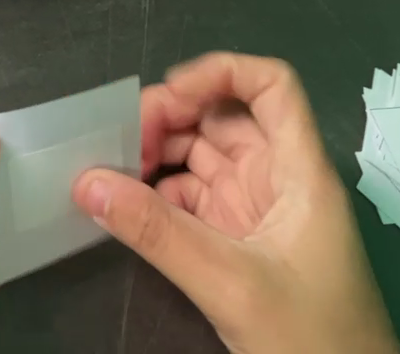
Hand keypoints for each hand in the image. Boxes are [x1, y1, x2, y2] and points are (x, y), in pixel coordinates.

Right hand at [73, 54, 399, 353]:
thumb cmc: (313, 342)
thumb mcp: (232, 285)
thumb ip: (156, 232)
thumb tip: (86, 182)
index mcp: (297, 169)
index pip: (270, 85)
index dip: (220, 73)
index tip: (170, 94)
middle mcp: (276, 176)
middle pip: (221, 114)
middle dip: (170, 115)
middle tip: (121, 140)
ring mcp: (254, 207)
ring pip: (199, 152)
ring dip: (156, 152)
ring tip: (113, 168)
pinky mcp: (234, 239)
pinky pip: (188, 195)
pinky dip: (155, 193)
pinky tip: (125, 204)